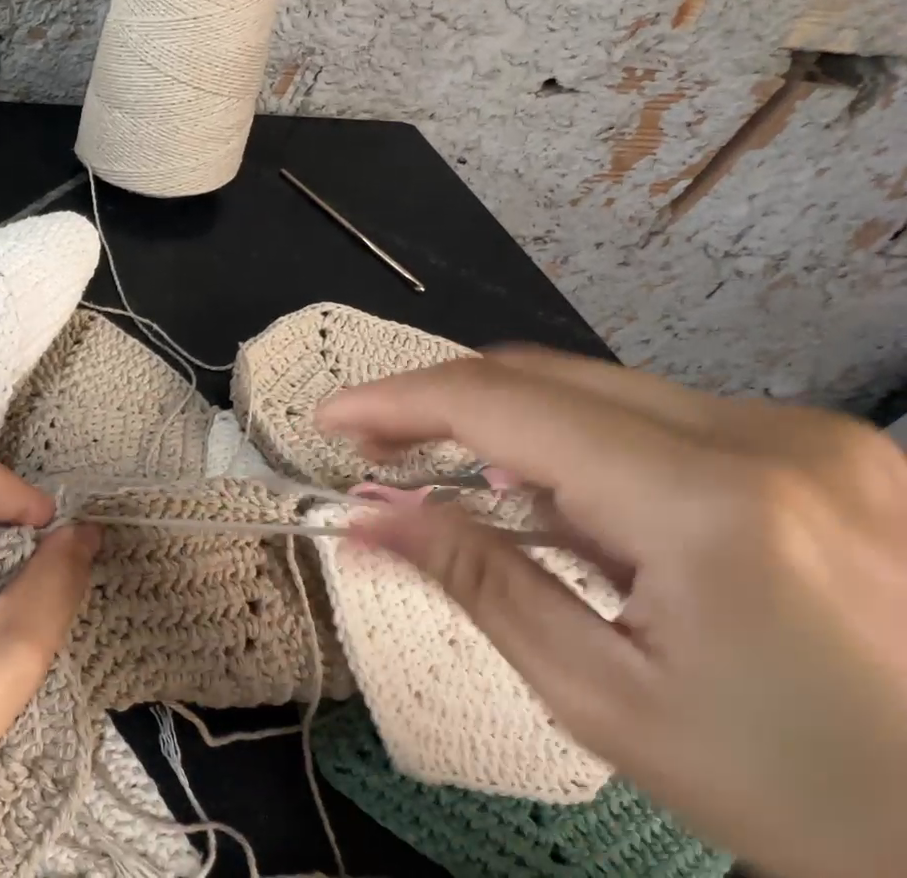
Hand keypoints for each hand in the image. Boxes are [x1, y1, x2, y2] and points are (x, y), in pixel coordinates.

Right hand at [317, 348, 906, 877]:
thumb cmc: (798, 790)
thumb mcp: (604, 696)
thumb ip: (477, 580)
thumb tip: (368, 517)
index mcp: (709, 500)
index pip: (502, 403)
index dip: (396, 401)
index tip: (327, 421)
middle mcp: (771, 436)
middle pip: (549, 378)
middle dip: (443, 405)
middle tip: (373, 453)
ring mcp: (818, 439)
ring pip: (605, 393)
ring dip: (514, 431)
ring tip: (469, 498)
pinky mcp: (839, 456)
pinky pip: (667, 421)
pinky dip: (588, 451)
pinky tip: (579, 515)